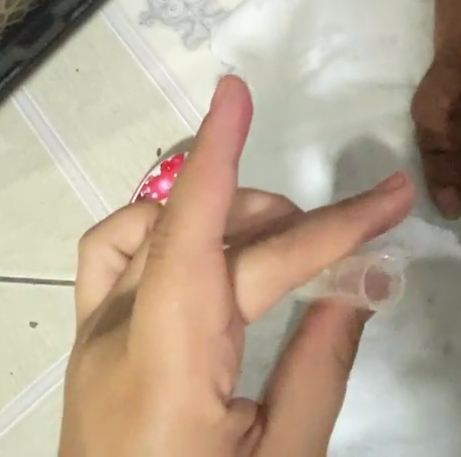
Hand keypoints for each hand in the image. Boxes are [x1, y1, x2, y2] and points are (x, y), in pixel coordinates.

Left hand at [61, 77, 413, 456]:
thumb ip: (320, 367)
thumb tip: (361, 285)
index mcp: (165, 372)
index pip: (210, 243)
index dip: (224, 157)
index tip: (242, 89)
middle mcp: (114, 338)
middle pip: (204, 237)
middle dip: (297, 222)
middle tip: (369, 231)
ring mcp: (92, 339)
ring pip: (145, 228)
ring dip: (222, 214)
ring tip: (286, 242)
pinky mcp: (90, 346)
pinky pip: (117, 254)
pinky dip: (169, 229)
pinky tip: (213, 253)